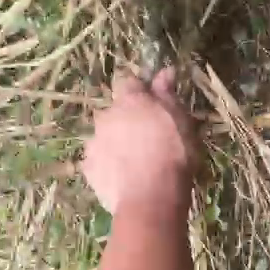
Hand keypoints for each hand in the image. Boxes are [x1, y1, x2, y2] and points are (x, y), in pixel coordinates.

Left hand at [81, 67, 197, 216]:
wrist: (151, 197)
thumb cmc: (174, 154)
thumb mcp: (181, 121)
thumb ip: (168, 95)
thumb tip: (164, 72)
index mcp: (130, 101)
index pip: (129, 81)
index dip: (140, 89)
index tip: (153, 100)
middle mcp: (106, 116)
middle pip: (115, 110)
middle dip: (128, 117)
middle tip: (149, 134)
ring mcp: (94, 142)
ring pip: (105, 135)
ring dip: (117, 140)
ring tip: (137, 159)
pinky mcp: (88, 168)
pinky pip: (99, 159)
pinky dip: (109, 162)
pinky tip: (126, 175)